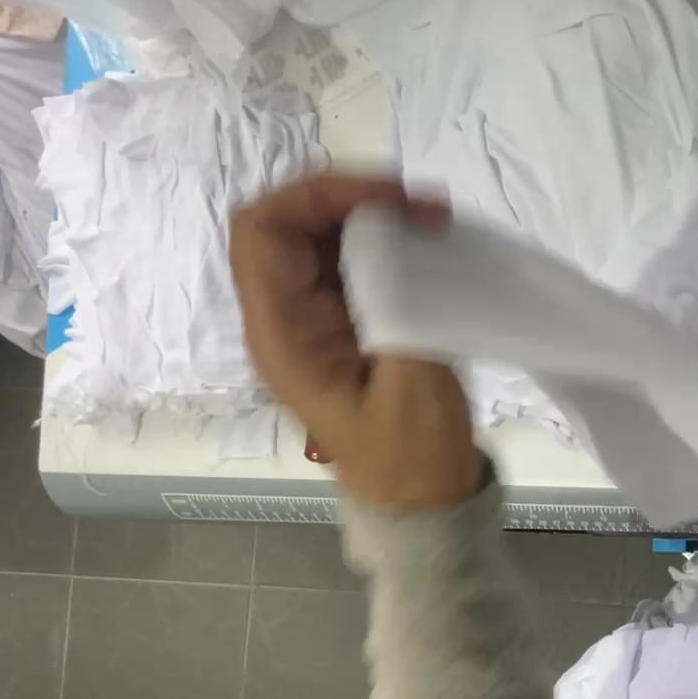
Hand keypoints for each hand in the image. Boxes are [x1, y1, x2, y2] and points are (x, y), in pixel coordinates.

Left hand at [230, 173, 482, 509]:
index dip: (319, 196)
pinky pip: (353, 268)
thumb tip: (396, 242)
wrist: (424, 501)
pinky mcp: (348, 329)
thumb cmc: (414, 457)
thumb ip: (396, 305)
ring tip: (433, 220)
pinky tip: (426, 246)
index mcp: (282, 336)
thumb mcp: (413, 381)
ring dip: (374, 219)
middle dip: (352, 199)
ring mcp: (316, 324)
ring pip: (323, 242)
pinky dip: (387, 246)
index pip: (264, 233)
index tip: (392, 197)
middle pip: (291, 227)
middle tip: (425, 206)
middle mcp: (286, 320)